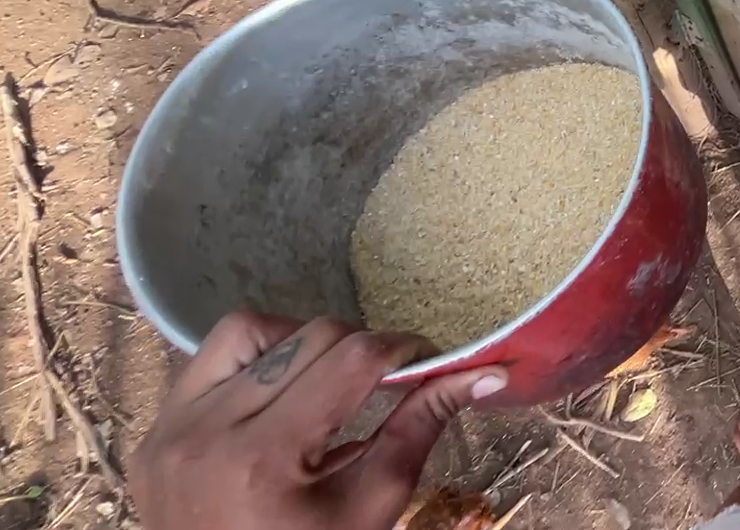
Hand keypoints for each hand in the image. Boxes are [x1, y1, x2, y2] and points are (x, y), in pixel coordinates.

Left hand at [130, 311, 506, 529]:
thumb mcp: (378, 498)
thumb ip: (427, 420)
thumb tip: (492, 369)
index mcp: (262, 457)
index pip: (356, 357)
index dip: (406, 347)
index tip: (428, 364)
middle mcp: (206, 432)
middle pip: (316, 335)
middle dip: (367, 347)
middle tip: (386, 380)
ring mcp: (171, 428)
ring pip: (258, 329)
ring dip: (309, 341)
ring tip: (329, 377)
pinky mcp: (158, 428)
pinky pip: (215, 353)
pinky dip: (262, 351)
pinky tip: (285, 386)